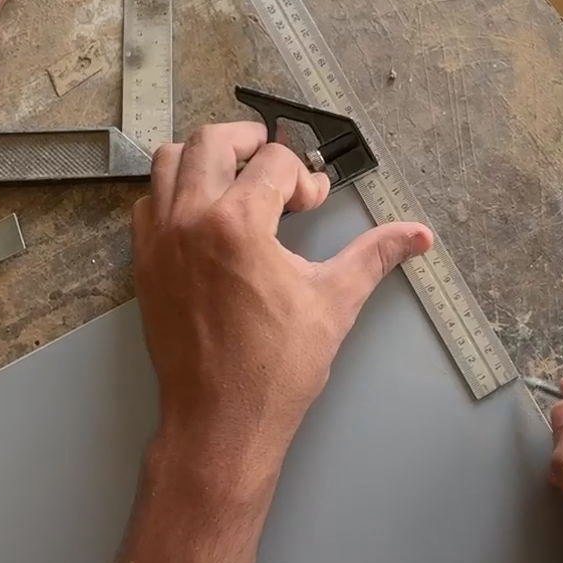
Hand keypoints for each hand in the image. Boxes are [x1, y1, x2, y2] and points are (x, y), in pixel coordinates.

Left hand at [133, 122, 431, 492]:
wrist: (220, 422)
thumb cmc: (277, 367)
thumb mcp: (334, 301)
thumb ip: (376, 255)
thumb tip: (419, 234)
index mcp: (238, 223)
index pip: (274, 163)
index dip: (304, 178)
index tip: (314, 204)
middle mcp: (190, 219)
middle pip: (212, 140)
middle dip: (251, 141)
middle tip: (276, 163)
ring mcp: (159, 240)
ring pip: (167, 161)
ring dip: (204, 158)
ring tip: (237, 179)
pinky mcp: (143, 263)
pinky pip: (147, 203)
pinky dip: (173, 193)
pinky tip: (204, 217)